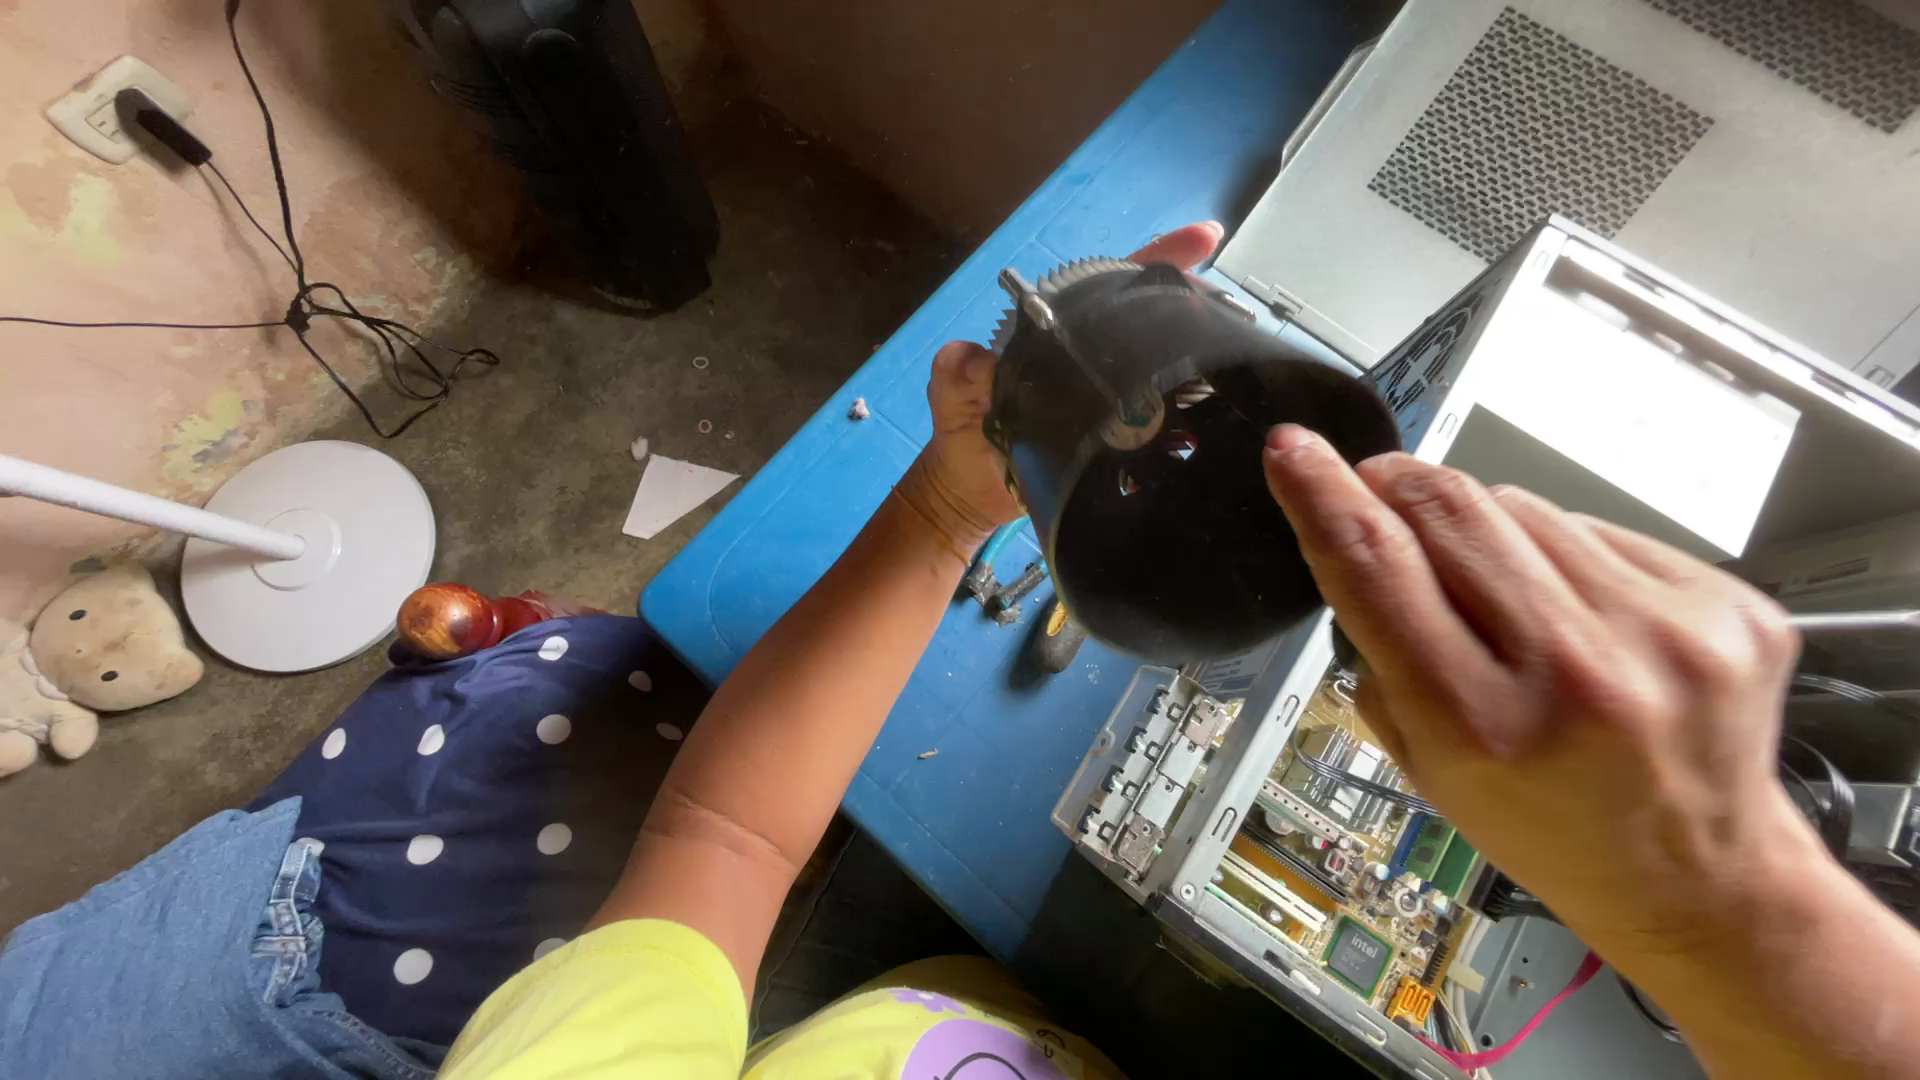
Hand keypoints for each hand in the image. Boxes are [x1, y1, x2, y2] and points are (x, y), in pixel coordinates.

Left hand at [898, 222, 1227, 554]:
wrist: (970, 496)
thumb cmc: (959, 438)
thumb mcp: (951, 399)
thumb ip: (954, 376)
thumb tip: (972, 358)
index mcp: (1053, 336)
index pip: (1107, 286)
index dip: (1154, 261)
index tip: (1203, 239)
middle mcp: (1086, 358)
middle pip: (1147, 317)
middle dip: (1194, 304)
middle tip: (1238, 312)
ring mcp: (1105, 397)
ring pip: (1159, 362)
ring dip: (1199, 353)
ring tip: (1241, 353)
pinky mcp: (1116, 436)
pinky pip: (1156, 413)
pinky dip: (1185, 406)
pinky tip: (1217, 410)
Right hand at [1261, 427, 1819, 952]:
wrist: (1691, 870)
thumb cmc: (1526, 815)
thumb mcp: (1414, 751)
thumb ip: (1377, 639)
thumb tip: (1362, 525)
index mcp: (1474, 719)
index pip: (1376, 567)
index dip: (1320, 496)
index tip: (1290, 447)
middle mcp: (1574, 667)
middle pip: (1447, 506)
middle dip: (1391, 485)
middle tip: (1372, 495)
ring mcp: (1667, 629)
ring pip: (1516, 502)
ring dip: (1473, 523)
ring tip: (1489, 588)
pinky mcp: (1727, 602)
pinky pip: (1587, 523)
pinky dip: (1546, 544)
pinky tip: (1560, 601)